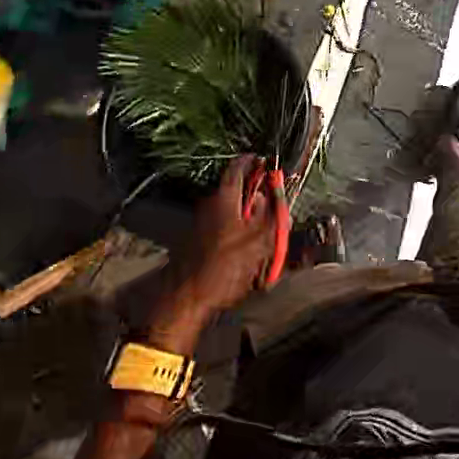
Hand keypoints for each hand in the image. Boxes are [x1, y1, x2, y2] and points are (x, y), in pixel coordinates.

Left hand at [163, 154, 278, 320]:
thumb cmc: (223, 268)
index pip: (238, 167)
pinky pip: (221, 225)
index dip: (252, 161)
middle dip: (254, 192)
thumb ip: (269, 214)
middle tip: (270, 200)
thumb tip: (270, 196)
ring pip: (229, 209)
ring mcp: (201, 222)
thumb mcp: (258, 241)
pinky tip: (244, 249)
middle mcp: (210, 205)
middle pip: (235, 189)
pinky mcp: (197, 239)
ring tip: (261, 231)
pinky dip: (235, 228)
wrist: (187, 298)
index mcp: (224, 199)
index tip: (263, 160)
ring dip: (245, 213)